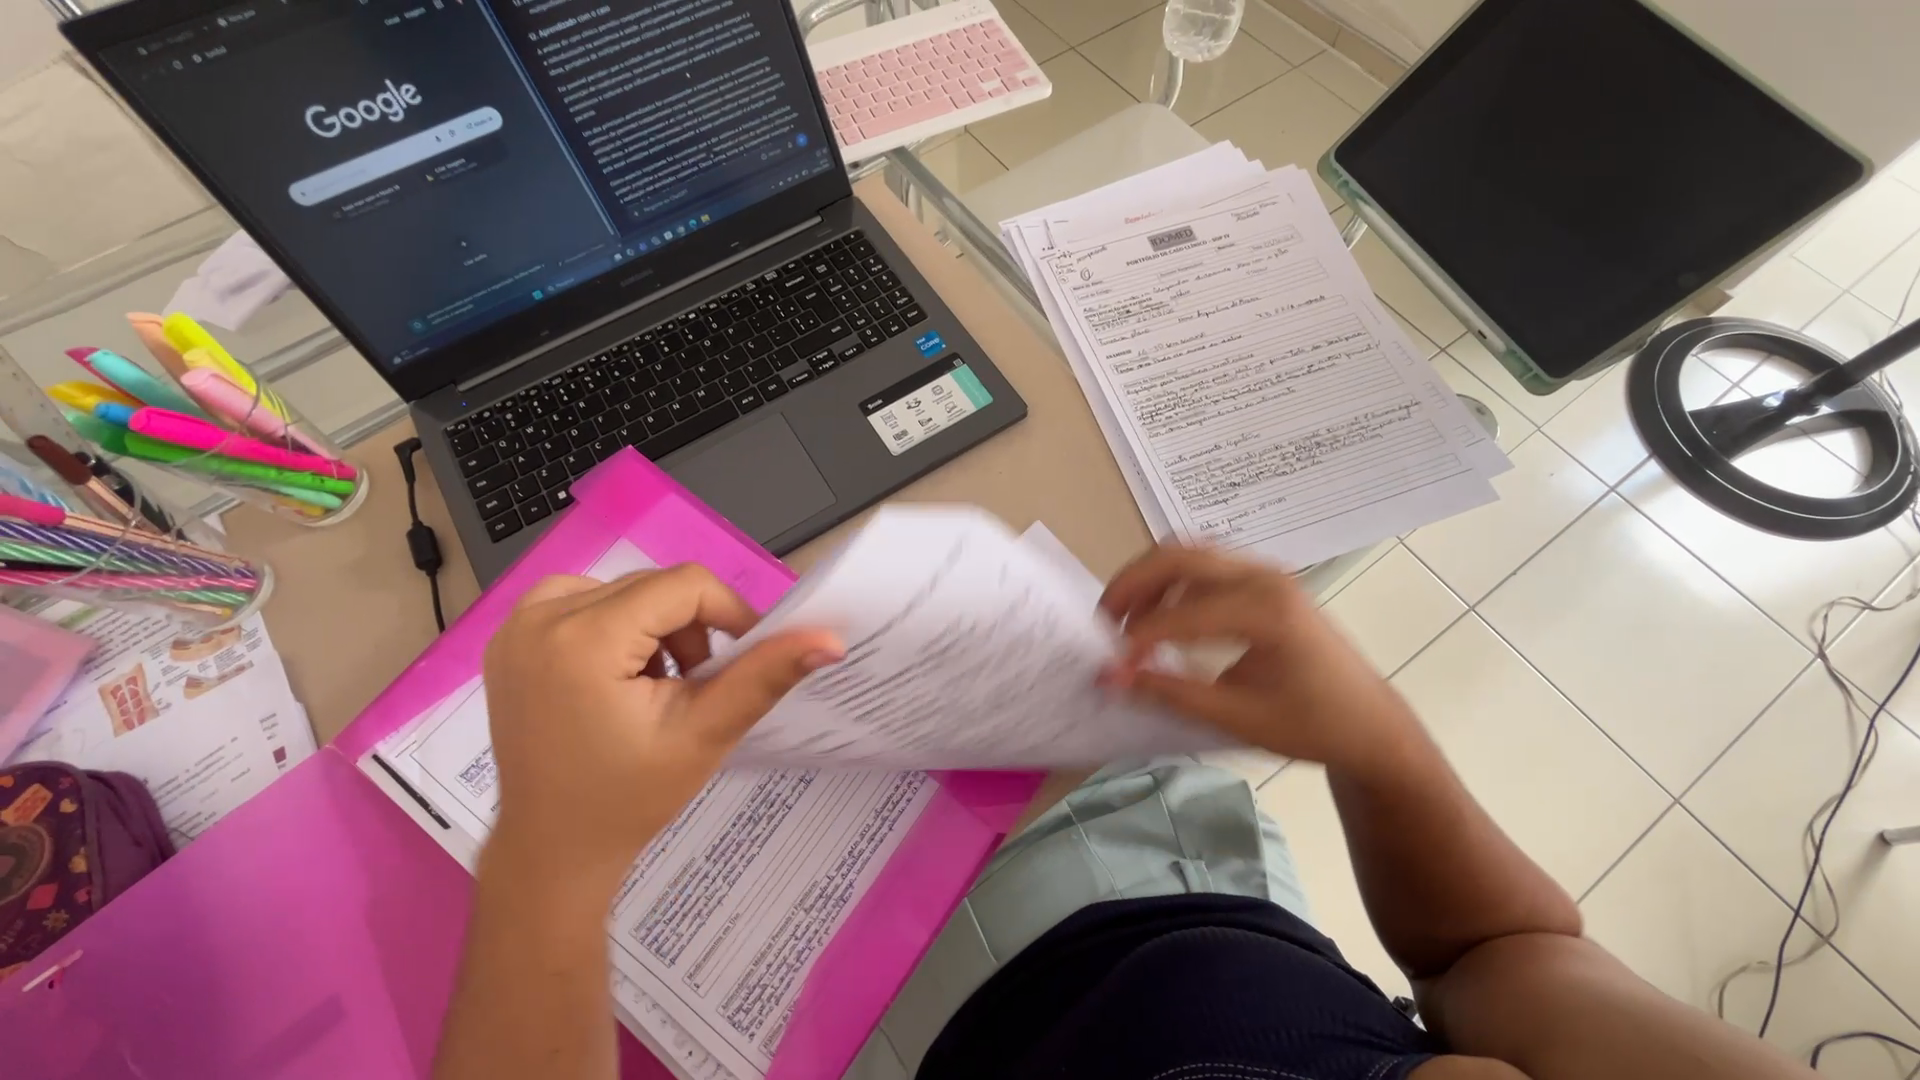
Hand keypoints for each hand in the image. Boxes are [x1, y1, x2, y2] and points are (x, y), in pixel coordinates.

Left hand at [481, 565, 842, 882]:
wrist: (553, 849)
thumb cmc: (630, 797)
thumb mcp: (707, 733)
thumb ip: (765, 676)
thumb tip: (829, 640)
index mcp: (585, 639)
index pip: (686, 585)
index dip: (730, 614)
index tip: (743, 660)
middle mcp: (541, 617)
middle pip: (655, 586)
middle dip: (691, 628)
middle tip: (695, 689)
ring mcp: (518, 624)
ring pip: (625, 590)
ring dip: (656, 626)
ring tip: (656, 686)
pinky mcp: (510, 636)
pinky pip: (584, 600)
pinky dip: (616, 625)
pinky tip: (618, 673)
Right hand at [1100, 546, 1418, 773]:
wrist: (1370, 724)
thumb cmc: (1310, 726)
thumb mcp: (1236, 717)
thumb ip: (1169, 692)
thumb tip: (1110, 677)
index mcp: (1266, 611)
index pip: (1181, 614)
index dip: (1137, 639)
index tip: (1110, 668)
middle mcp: (1265, 577)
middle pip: (1179, 556)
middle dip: (1132, 585)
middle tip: (1104, 622)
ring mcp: (1266, 573)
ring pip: (1189, 553)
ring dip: (1150, 580)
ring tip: (1127, 620)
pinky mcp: (1263, 581)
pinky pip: (1205, 565)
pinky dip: (1172, 583)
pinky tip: (1163, 617)